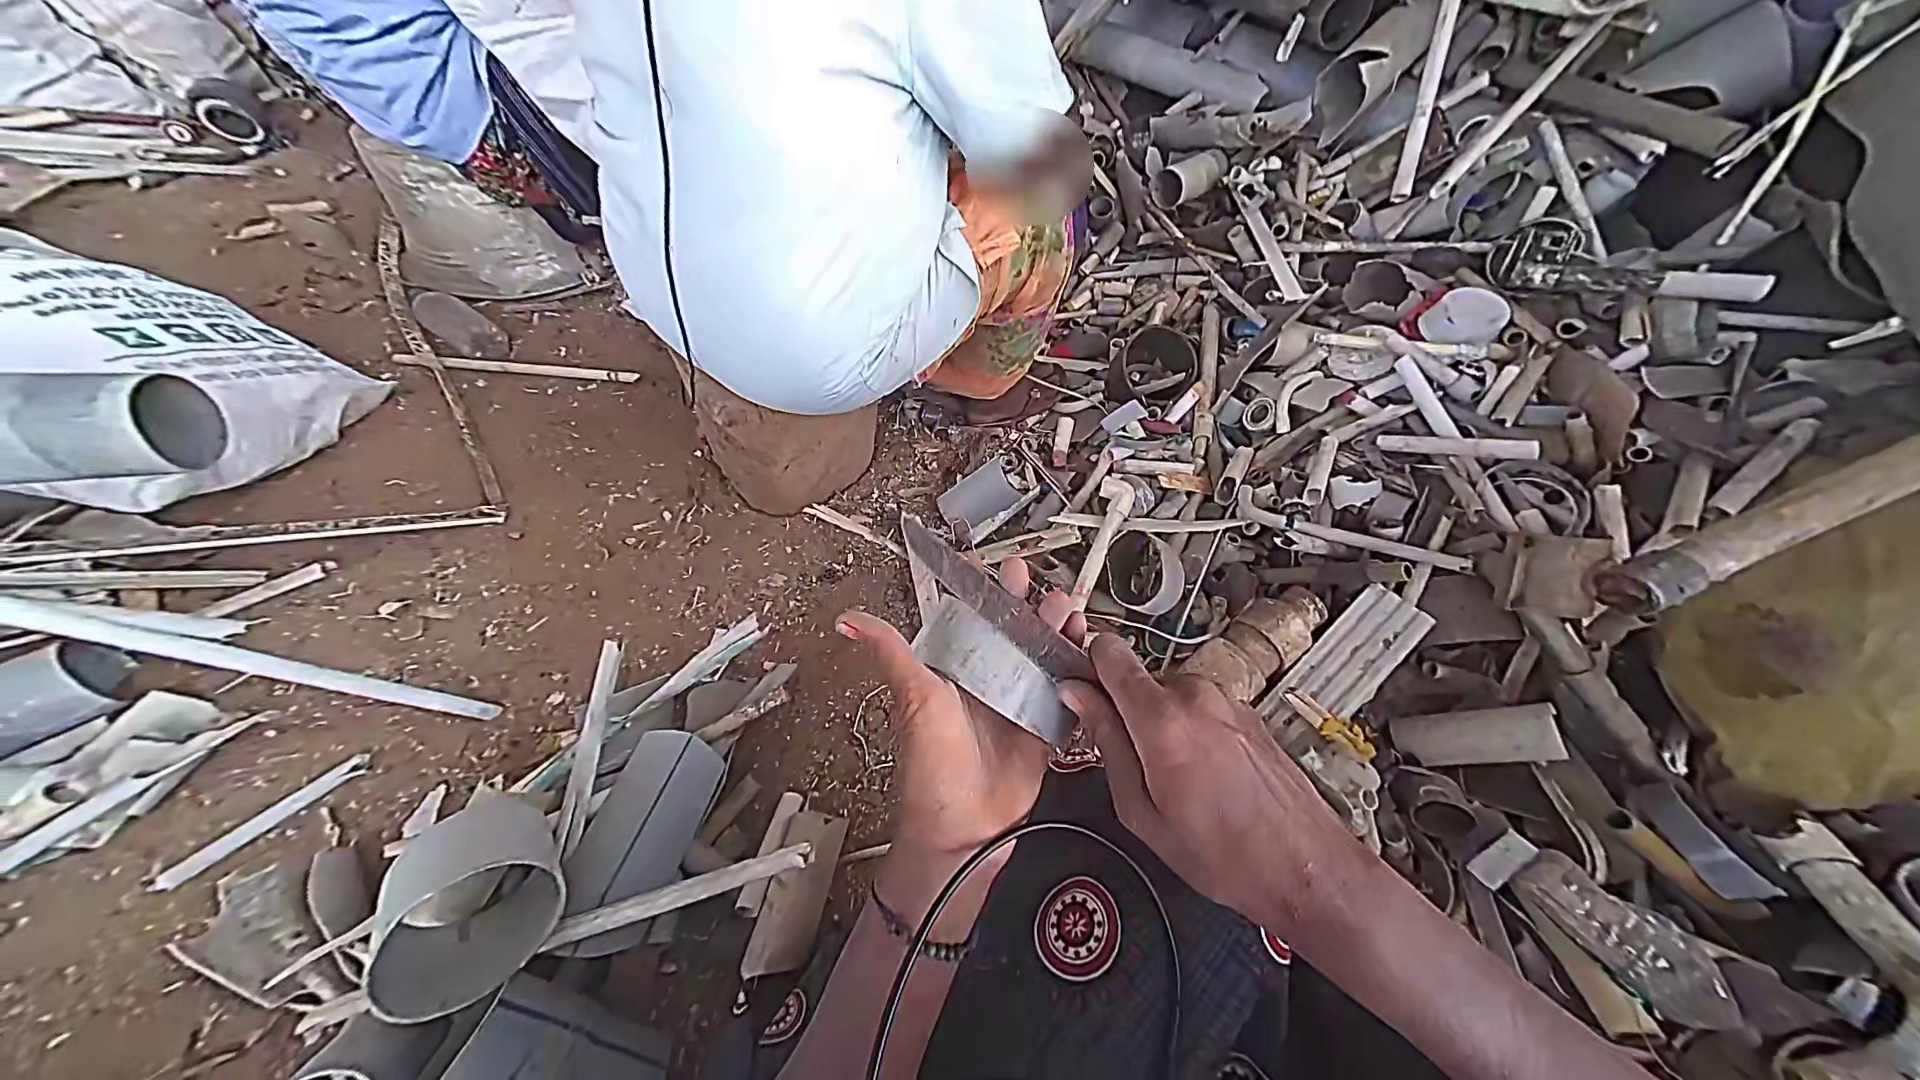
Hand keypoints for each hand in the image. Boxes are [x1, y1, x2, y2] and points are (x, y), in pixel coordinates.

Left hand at [836, 557, 1086, 860]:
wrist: (962, 826)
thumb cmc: (930, 764)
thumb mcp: (911, 695)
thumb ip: (888, 651)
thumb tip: (848, 620)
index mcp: (959, 665)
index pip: (975, 615)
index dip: (990, 590)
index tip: (1003, 569)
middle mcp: (990, 676)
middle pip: (1017, 629)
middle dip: (1032, 605)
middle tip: (1043, 590)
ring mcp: (1019, 699)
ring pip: (1044, 653)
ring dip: (1057, 631)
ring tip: (1066, 613)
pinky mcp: (1044, 723)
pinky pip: (1066, 690)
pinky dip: (1078, 671)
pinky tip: (1085, 652)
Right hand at [1059, 634, 1361, 930]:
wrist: (1310, 869)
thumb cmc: (1223, 854)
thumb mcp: (1140, 809)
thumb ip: (1105, 740)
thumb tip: (1078, 695)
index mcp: (1161, 718)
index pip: (1109, 652)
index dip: (1088, 667)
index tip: (1083, 693)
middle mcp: (1195, 695)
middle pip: (1137, 679)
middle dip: (1126, 711)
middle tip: (1134, 763)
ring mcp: (1226, 700)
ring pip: (1167, 696)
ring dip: (1160, 724)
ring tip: (1177, 779)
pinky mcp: (1247, 711)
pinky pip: (1198, 707)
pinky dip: (1190, 730)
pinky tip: (1207, 777)